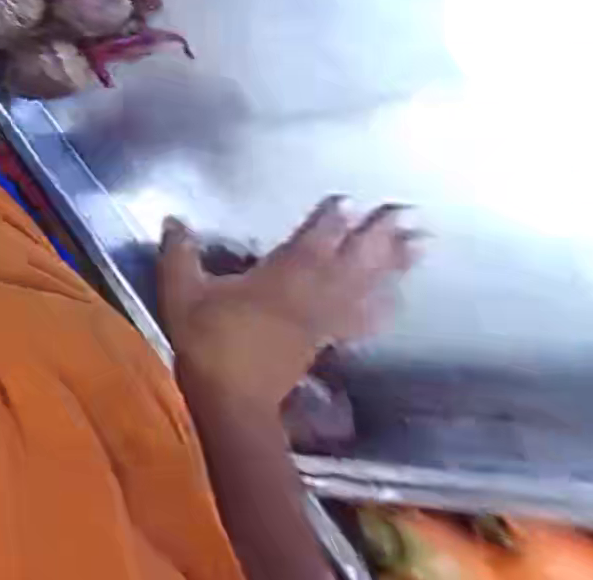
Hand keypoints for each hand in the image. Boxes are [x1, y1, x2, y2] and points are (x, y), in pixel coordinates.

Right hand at [158, 197, 420, 411]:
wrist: (229, 393)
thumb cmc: (204, 335)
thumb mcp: (180, 288)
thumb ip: (180, 252)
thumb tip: (175, 219)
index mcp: (277, 282)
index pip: (310, 245)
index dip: (329, 222)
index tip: (350, 200)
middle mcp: (309, 298)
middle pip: (351, 263)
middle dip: (377, 237)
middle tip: (406, 214)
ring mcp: (323, 321)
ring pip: (365, 288)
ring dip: (392, 265)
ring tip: (417, 243)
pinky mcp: (325, 340)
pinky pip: (363, 318)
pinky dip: (384, 303)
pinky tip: (395, 295)